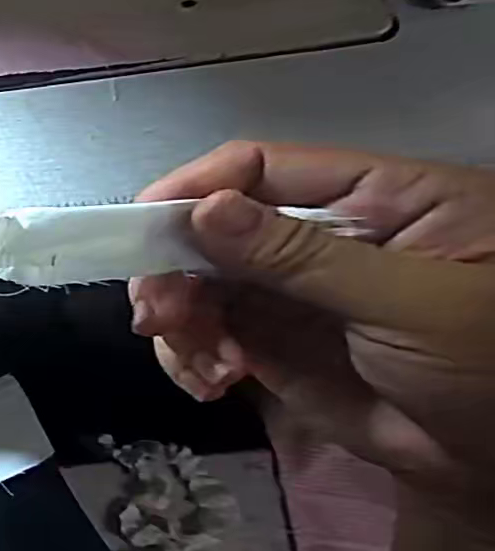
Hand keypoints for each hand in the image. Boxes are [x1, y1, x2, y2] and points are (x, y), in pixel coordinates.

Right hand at [129, 142, 494, 520]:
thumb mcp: (412, 305)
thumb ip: (303, 255)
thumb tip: (204, 209)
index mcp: (378, 203)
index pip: (261, 167)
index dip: (192, 189)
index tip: (138, 230)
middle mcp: (317, 236)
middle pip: (201, 229)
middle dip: (168, 276)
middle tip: (157, 319)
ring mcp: (282, 288)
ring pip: (183, 283)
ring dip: (175, 324)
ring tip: (207, 368)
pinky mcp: (256, 333)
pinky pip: (189, 329)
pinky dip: (184, 356)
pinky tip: (212, 383)